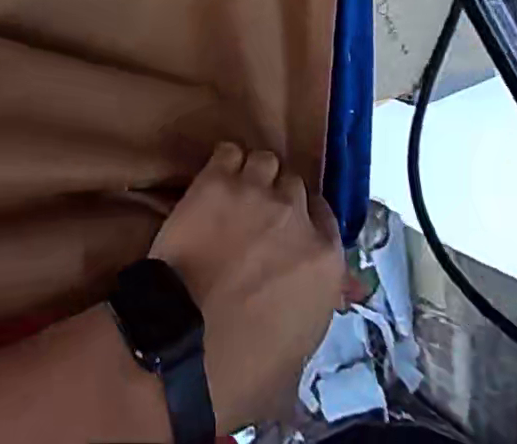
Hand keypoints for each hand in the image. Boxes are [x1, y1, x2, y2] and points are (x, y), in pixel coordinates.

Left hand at [149, 142, 345, 432]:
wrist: (186, 343)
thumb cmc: (247, 364)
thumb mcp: (303, 344)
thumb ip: (320, 299)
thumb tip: (330, 285)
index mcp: (326, 258)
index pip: (324, 215)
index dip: (305, 219)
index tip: (288, 229)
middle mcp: (296, 216)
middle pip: (293, 184)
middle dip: (278, 198)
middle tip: (257, 216)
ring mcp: (256, 193)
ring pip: (264, 160)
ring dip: (254, 175)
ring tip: (236, 193)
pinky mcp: (215, 181)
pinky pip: (228, 152)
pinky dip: (224, 163)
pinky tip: (215, 180)